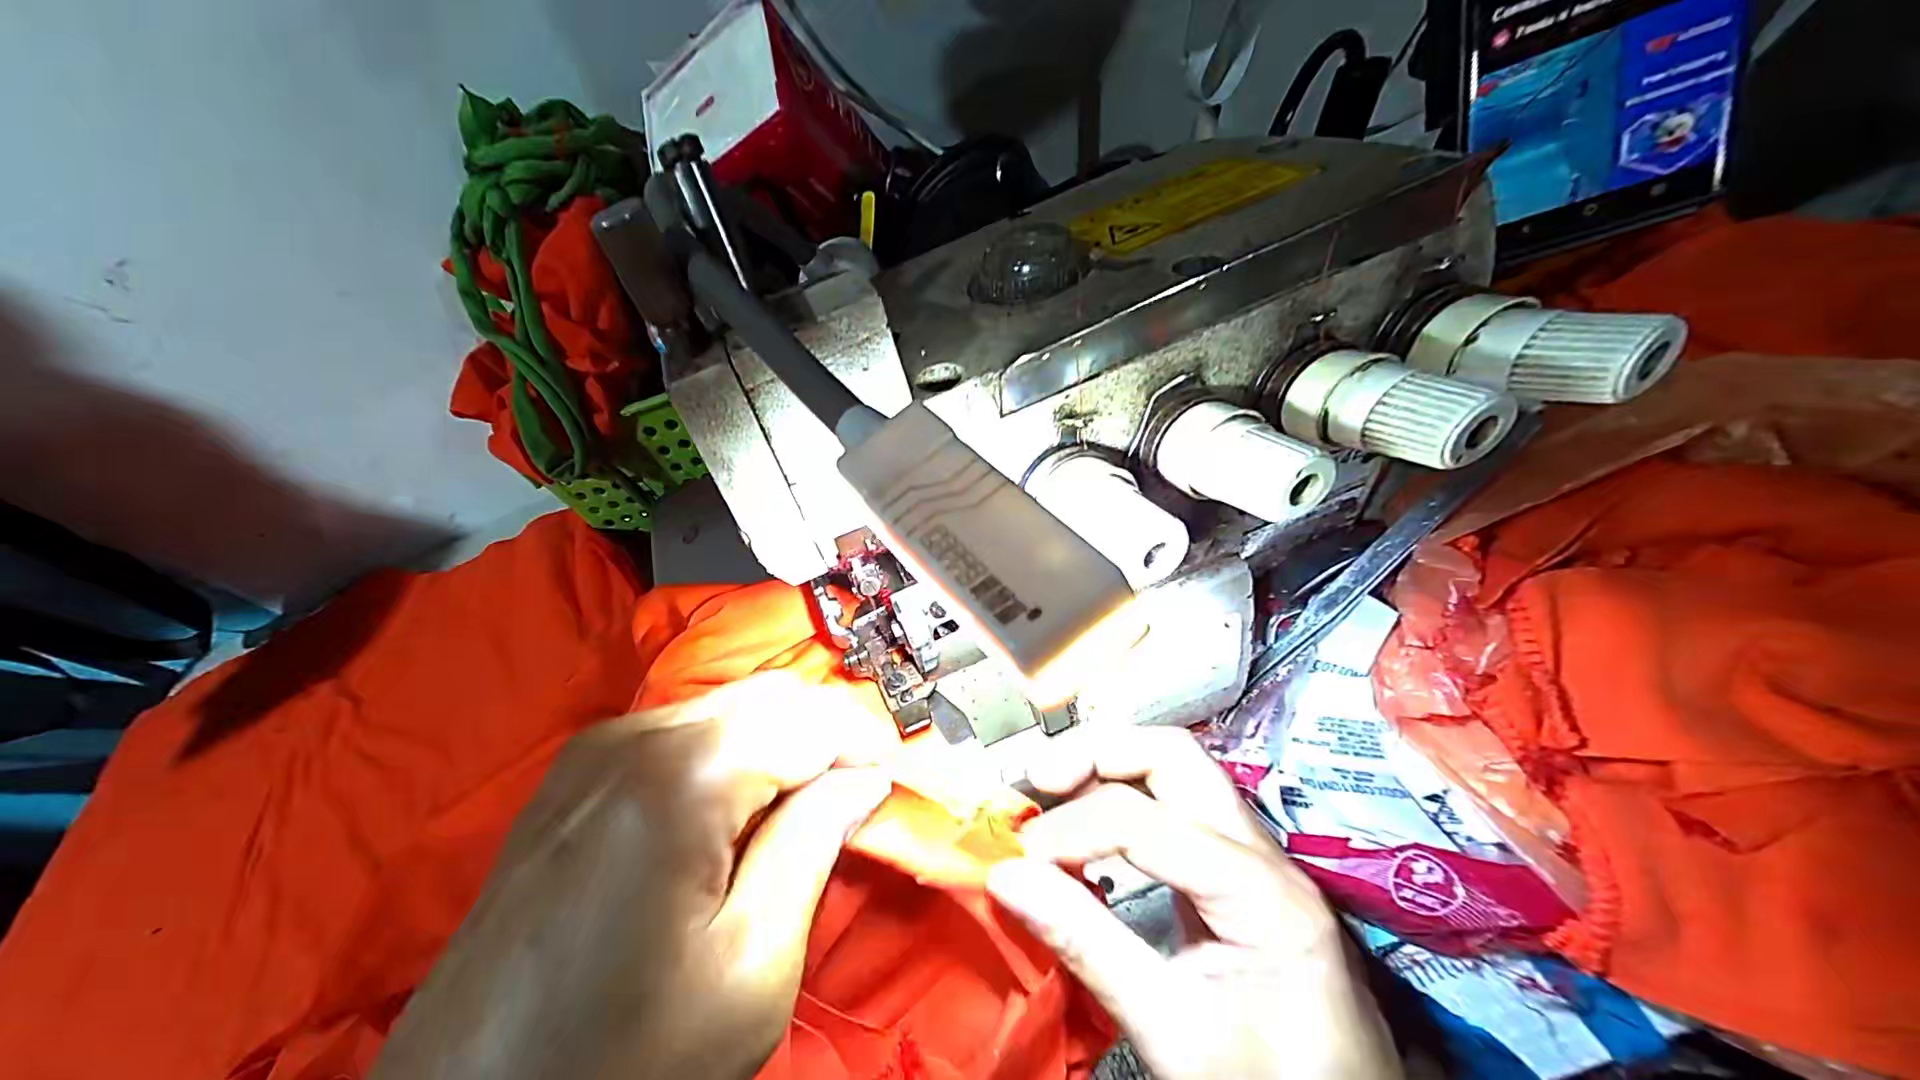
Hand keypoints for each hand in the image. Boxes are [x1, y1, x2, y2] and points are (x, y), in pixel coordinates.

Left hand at [373, 674, 895, 1079]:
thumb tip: (861, 780)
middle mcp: (631, 738)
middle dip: (826, 734)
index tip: (896, 780)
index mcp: (680, 776)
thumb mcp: (750, 967)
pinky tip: (737, 810)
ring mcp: (592, 752)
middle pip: (768, 698)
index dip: (866, 742)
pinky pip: (681, 733)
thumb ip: (813, 846)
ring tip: (804, 806)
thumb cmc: (621, 1061)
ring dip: (780, 742)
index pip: (809, 718)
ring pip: (727, 707)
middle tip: (858, 793)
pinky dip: (731, 753)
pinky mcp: (572, 778)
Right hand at [988, 727, 1400, 1079]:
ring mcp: (1254, 857)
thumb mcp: (1174, 1032)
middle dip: (1099, 755)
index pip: (1145, 822)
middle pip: (1175, 758)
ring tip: (1054, 789)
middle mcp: (1263, 855)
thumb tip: (1008, 878)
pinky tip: (1090, 824)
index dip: (1072, 830)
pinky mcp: (1236, 871)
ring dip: (1111, 767)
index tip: (1020, 860)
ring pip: (1177, 769)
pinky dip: (1124, 797)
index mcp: (1262, 893)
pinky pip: (1176, 805)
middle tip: (1040, 779)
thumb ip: (1089, 947)